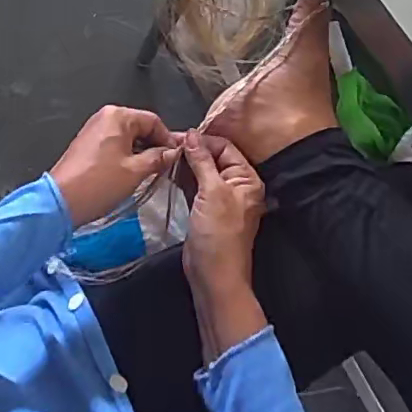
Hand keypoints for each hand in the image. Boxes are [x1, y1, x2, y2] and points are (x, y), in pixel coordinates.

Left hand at [49, 106, 177, 225]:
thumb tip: (173, 153)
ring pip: (128, 137)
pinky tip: (133, 173)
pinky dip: (127, 156)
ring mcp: (94, 130)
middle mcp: (105, 117)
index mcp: (118, 116)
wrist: (59, 203)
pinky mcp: (87, 144)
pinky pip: (115, 145)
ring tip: (152, 172)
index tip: (177, 156)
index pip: (154, 121)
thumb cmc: (99, 183)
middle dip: (155, 146)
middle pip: (140, 127)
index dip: (168, 139)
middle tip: (167, 166)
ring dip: (141, 153)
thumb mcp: (136, 171)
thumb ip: (159, 158)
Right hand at [181, 130, 268, 362]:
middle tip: (167, 143)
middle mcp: (237, 185)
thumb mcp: (212, 192)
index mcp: (247, 178)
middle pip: (214, 158)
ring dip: (186, 163)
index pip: (226, 147)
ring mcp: (220, 198)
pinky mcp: (205, 209)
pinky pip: (195, 186)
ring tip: (165, 154)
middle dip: (192, 150)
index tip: (179, 135)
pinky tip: (168, 170)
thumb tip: (191, 134)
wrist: (214, 277)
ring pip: (202, 171)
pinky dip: (183, 178)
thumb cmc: (218, 234)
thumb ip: (201, 161)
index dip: (203, 140)